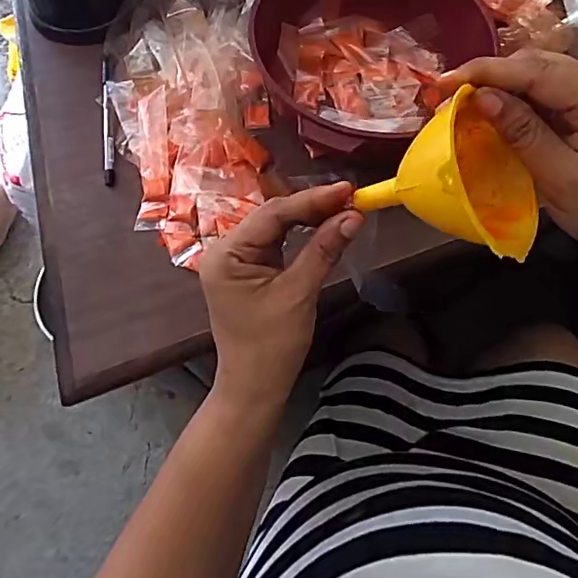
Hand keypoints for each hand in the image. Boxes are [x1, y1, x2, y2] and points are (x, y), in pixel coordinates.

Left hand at [199, 184, 364, 411]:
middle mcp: (224, 249)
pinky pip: (275, 242)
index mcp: (226, 254)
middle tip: (350, 198)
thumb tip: (353, 216)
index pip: (272, 214)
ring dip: (308, 218)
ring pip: (275, 227)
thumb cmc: (271, 346)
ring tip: (343, 207)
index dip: (312, 199)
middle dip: (311, 206)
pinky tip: (323, 225)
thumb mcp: (299, 293)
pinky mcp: (248, 269)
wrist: (253, 387)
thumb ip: (323, 250)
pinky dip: (300, 234)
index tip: (346, 189)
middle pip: (272, 216)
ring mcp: (235, 259)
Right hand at [439, 49, 577, 266]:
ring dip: (500, 85)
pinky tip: (492, 110)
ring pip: (541, 74)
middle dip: (490, 75)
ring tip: (462, 102)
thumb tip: (481, 97)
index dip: (488, 72)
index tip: (445, 82)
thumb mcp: (564, 182)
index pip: (540, 72)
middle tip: (446, 95)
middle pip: (540, 64)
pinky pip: (548, 92)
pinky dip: (516, 98)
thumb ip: (524, 135)